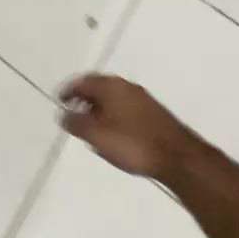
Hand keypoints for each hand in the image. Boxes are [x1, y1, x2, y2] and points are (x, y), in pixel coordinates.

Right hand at [59, 74, 199, 182]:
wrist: (178, 157)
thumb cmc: (132, 143)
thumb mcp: (96, 135)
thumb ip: (75, 123)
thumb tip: (63, 115)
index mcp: (108, 85)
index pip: (81, 81)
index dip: (68, 91)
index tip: (60, 101)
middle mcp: (125, 85)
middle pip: (98, 87)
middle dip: (84, 99)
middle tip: (75, 114)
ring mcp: (142, 97)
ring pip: (113, 98)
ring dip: (100, 108)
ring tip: (94, 127)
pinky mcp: (154, 112)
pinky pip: (126, 107)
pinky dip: (115, 115)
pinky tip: (116, 132)